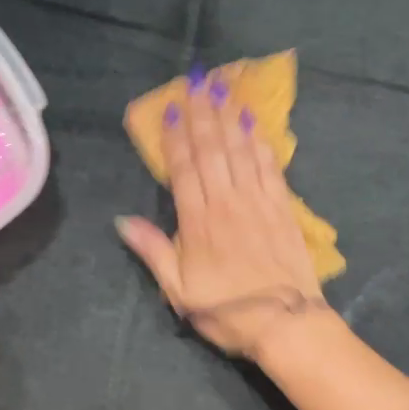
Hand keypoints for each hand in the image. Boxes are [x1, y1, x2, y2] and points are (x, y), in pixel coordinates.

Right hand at [115, 76, 325, 357]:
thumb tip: (122, 222)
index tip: (170, 110)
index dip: (175, 138)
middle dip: (202, 116)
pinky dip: (261, 143)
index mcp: (198, 223)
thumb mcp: (180, 292)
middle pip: (212, 151)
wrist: (285, 324)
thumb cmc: (227, 313)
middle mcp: (227, 203)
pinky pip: (270, 167)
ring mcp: (259, 204)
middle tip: (196, 85)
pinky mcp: (284, 210)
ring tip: (222, 92)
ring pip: (241, 152)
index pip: (183, 169)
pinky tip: (255, 125)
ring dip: (230, 119)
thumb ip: (154, 253)